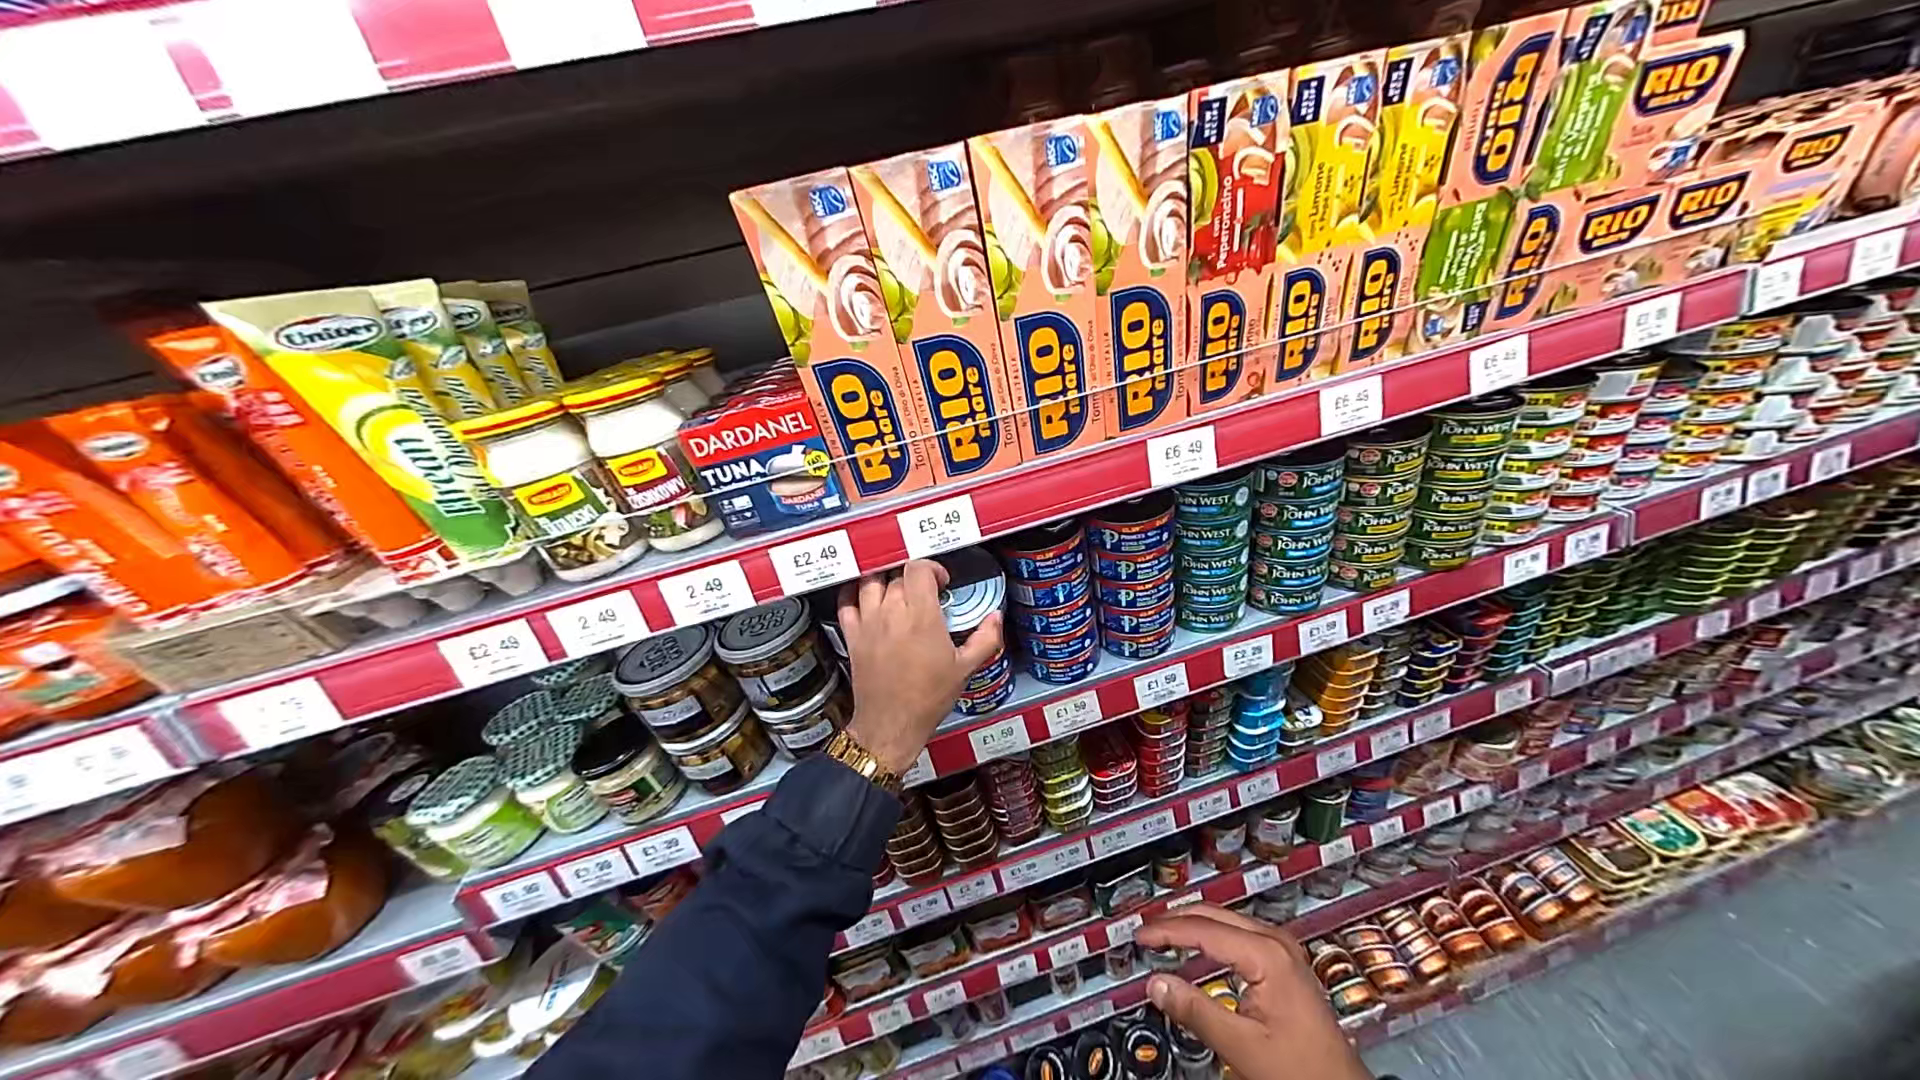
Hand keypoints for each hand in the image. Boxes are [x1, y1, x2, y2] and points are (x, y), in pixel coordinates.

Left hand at [839, 559, 1002, 774]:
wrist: (891, 724)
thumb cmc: (926, 699)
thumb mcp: (966, 669)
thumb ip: (985, 638)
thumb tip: (995, 618)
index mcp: (922, 618)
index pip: (919, 569)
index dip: (932, 568)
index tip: (941, 582)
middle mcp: (892, 614)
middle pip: (898, 574)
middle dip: (914, 577)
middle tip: (925, 592)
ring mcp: (869, 623)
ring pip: (871, 581)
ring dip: (886, 579)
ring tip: (897, 588)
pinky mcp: (853, 635)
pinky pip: (846, 602)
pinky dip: (854, 592)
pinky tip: (866, 596)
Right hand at [1136, 904, 1372, 1079]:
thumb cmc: (1303, 1073)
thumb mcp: (1243, 1047)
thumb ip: (1196, 1011)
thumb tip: (1157, 984)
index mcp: (1266, 954)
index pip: (1202, 929)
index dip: (1166, 931)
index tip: (1139, 936)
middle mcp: (1276, 942)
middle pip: (1213, 914)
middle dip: (1175, 919)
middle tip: (1144, 929)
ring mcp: (1282, 949)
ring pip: (1225, 919)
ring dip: (1191, 924)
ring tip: (1162, 933)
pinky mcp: (1284, 961)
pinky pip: (1237, 932)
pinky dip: (1209, 934)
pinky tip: (1196, 945)